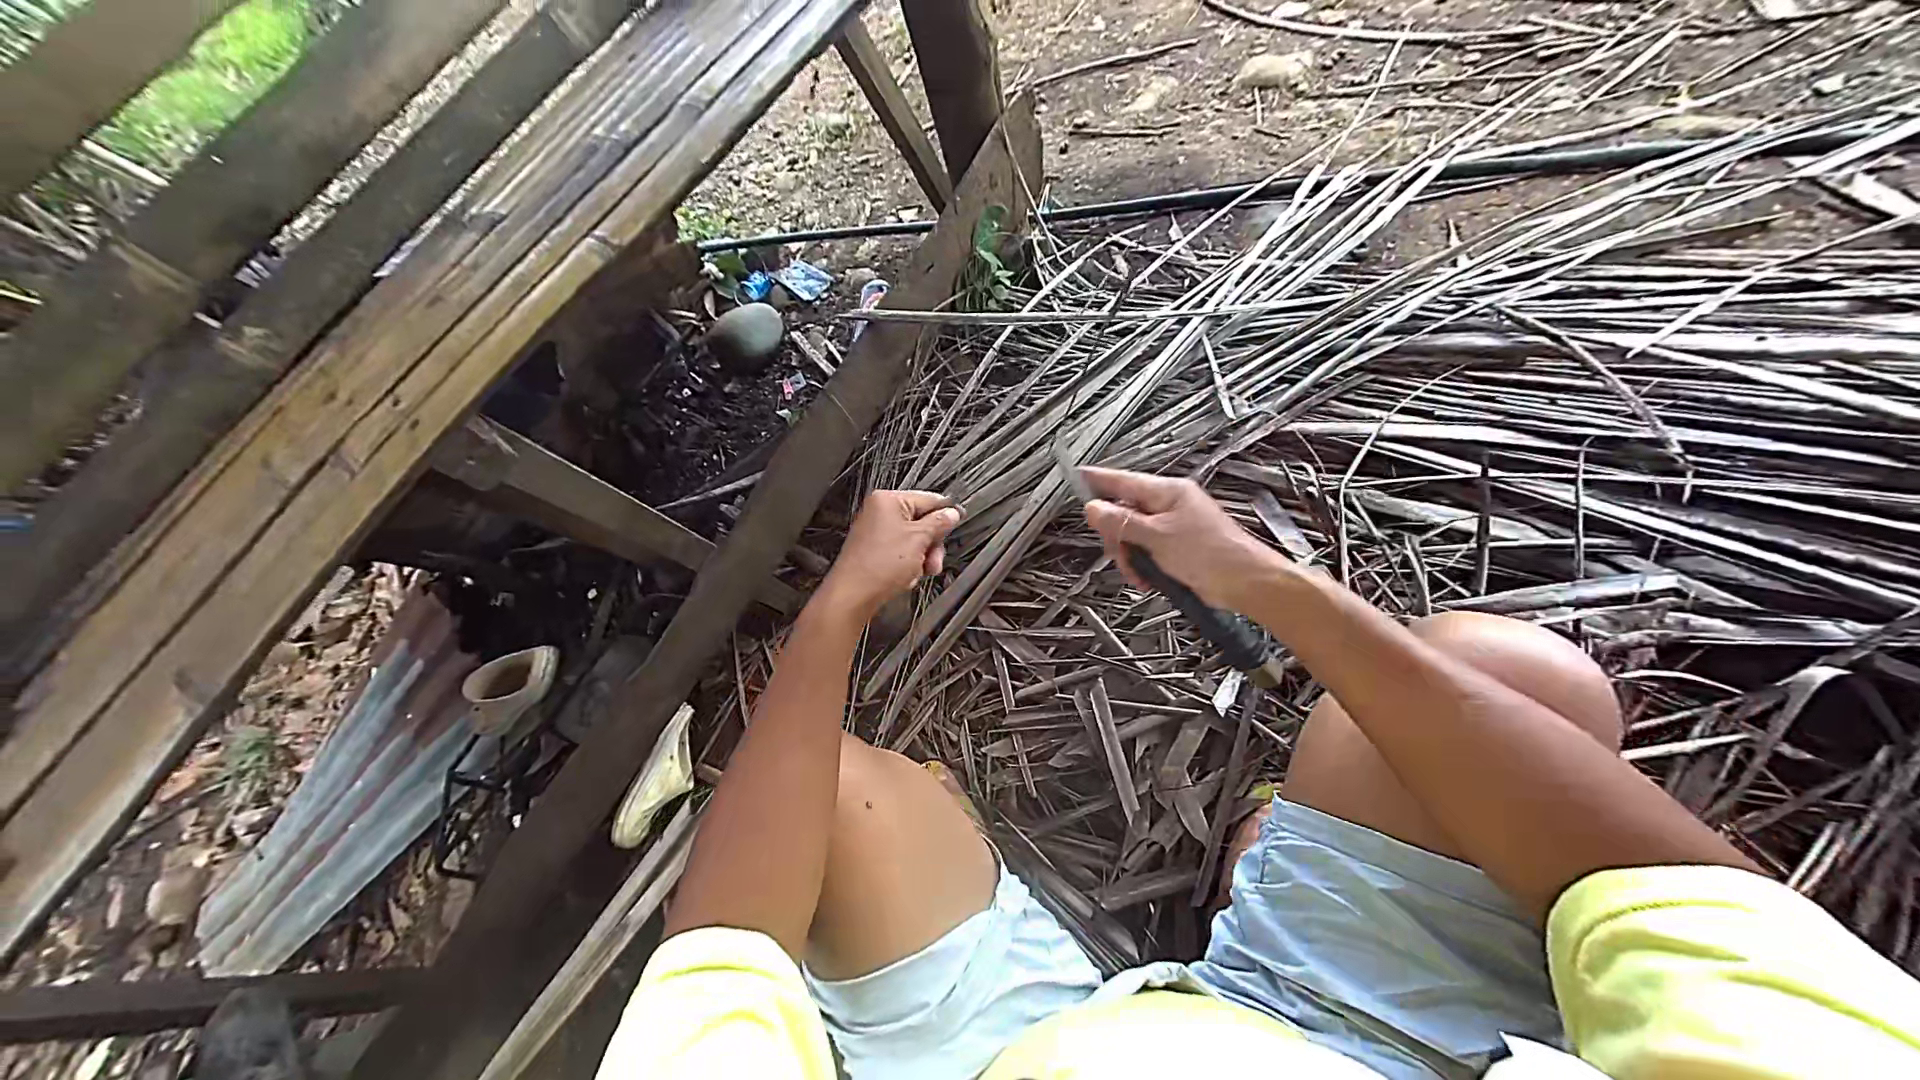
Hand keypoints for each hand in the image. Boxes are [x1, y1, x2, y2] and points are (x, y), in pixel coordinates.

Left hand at [816, 490, 961, 620]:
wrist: (853, 595)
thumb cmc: (877, 565)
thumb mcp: (919, 539)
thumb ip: (939, 523)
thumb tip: (951, 514)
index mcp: (888, 500)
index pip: (928, 499)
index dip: (945, 514)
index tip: (955, 525)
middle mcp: (879, 513)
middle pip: (922, 522)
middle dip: (931, 544)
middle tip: (933, 557)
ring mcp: (876, 533)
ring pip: (913, 541)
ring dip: (922, 558)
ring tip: (918, 571)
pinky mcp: (875, 552)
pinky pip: (901, 554)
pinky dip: (908, 566)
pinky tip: (905, 577)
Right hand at [1080, 467, 1286, 612]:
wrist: (1245, 582)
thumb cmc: (1215, 555)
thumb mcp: (1157, 537)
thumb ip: (1121, 522)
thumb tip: (1094, 508)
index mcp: (1167, 492)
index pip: (1122, 480)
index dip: (1097, 480)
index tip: (1077, 476)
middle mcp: (1169, 505)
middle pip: (1123, 512)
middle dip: (1116, 536)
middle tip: (1119, 552)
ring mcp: (1173, 526)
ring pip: (1132, 535)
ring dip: (1129, 555)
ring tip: (1138, 571)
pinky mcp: (1176, 546)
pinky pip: (1146, 550)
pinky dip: (1142, 564)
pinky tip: (1147, 577)